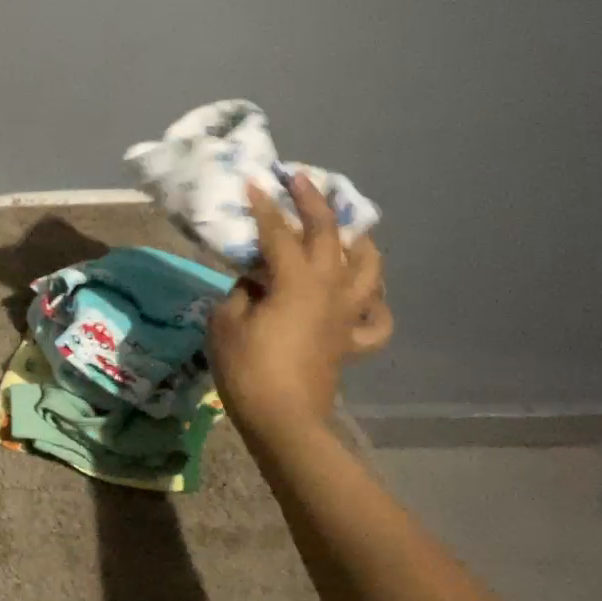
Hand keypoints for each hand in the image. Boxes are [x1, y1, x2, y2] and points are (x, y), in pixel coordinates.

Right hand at [207, 175, 389, 435]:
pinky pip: (376, 318)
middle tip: (300, 181)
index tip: (253, 183)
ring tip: (347, 229)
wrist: (284, 419)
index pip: (279, 233)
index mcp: (297, 281)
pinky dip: (374, 302)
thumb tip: (255, 281)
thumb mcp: (225, 321)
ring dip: (358, 242)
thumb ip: (241, 291)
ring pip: (368, 269)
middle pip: (329, 237)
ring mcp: (347, 315)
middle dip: (314, 204)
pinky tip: (363, 296)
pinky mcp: (351, 341)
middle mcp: (331, 290)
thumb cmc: (248, 368)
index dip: (264, 207)